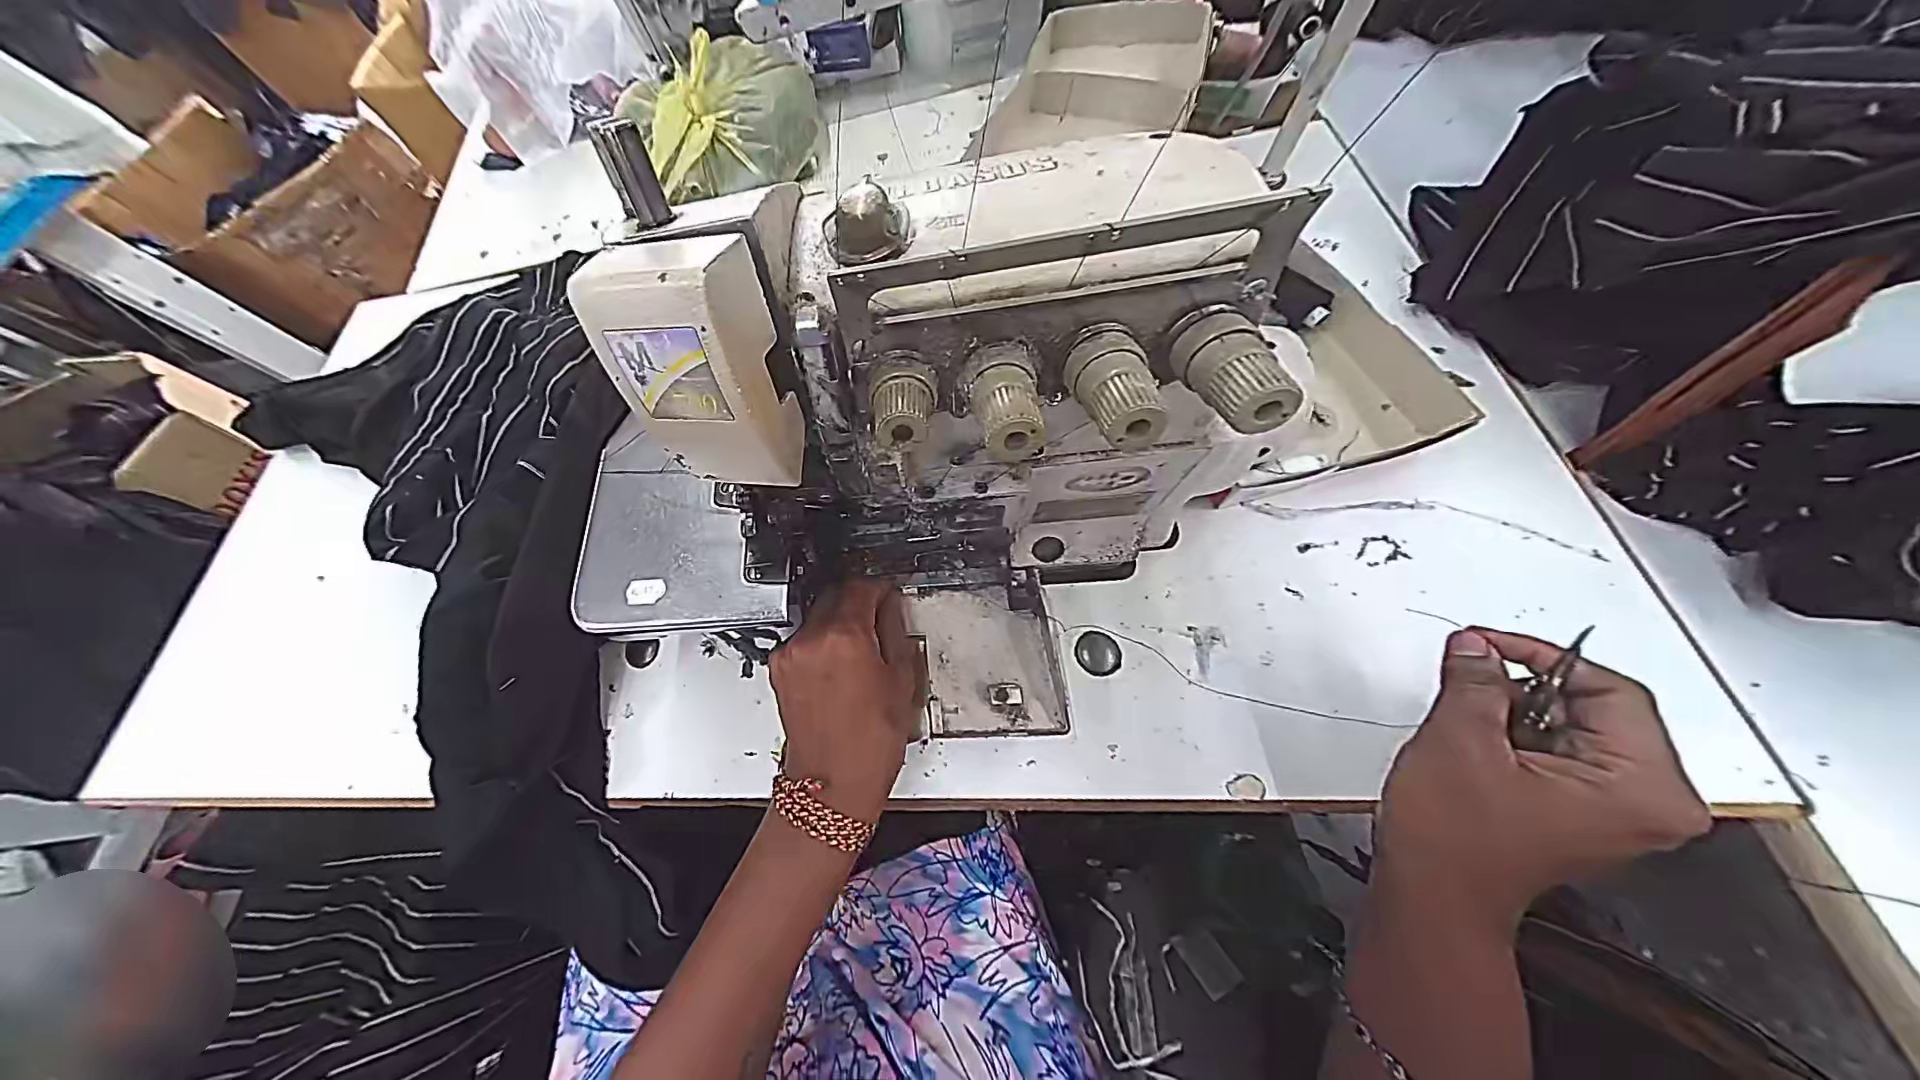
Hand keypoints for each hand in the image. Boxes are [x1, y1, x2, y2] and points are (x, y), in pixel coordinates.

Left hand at [769, 579, 923, 820]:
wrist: (834, 779)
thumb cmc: (869, 741)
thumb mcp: (901, 679)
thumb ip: (895, 632)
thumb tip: (890, 610)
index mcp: (845, 637)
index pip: (860, 588)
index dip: (879, 587)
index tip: (886, 593)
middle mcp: (811, 641)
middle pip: (834, 596)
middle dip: (857, 601)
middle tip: (876, 615)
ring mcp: (790, 655)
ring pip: (817, 618)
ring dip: (838, 622)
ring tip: (860, 648)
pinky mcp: (779, 670)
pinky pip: (803, 641)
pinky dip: (821, 644)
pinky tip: (840, 666)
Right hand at [1374, 628, 1710, 926]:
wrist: (1433, 893)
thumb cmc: (1455, 840)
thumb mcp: (1460, 740)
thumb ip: (1475, 681)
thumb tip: (1477, 646)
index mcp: (1643, 790)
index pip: (1611, 690)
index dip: (1542, 656)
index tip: (1489, 642)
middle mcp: (1647, 804)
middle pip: (1594, 708)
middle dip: (1523, 688)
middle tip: (1470, 673)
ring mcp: (1616, 810)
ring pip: (1570, 726)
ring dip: (1513, 710)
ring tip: (1466, 719)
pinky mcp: (1583, 811)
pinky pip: (1559, 750)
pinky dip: (1514, 733)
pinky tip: (1475, 741)